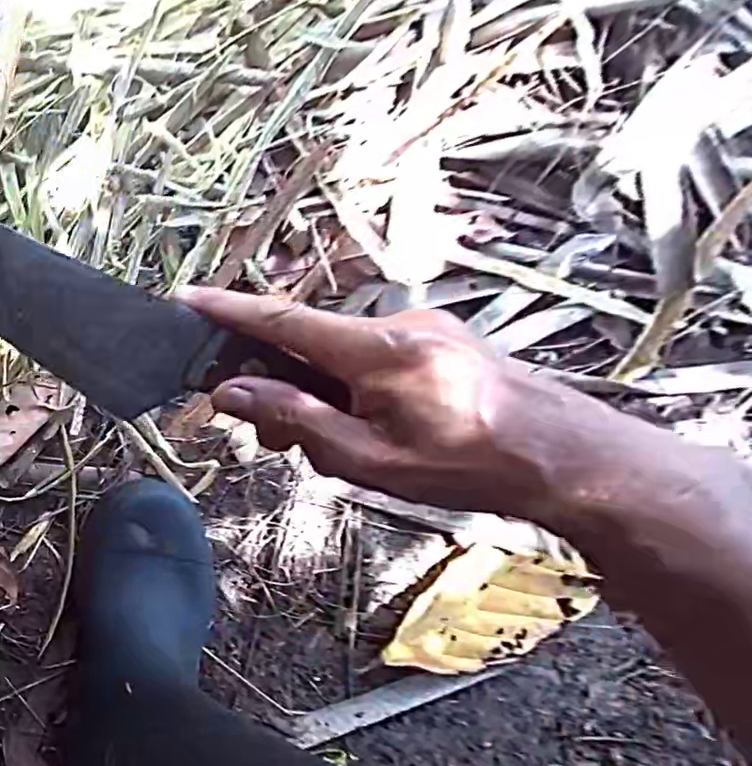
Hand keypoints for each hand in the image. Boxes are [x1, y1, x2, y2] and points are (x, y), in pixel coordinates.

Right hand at [175, 287, 635, 523]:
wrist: (579, 463)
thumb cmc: (471, 465)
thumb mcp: (362, 456)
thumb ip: (291, 418)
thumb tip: (229, 392)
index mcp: (380, 352)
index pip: (283, 321)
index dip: (228, 310)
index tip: (186, 300)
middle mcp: (399, 327)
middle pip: (302, 346)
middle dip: (274, 389)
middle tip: (273, 438)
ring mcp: (421, 330)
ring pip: (330, 358)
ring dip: (312, 397)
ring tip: (331, 445)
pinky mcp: (435, 341)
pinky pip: (361, 358)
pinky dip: (341, 390)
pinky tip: (360, 427)